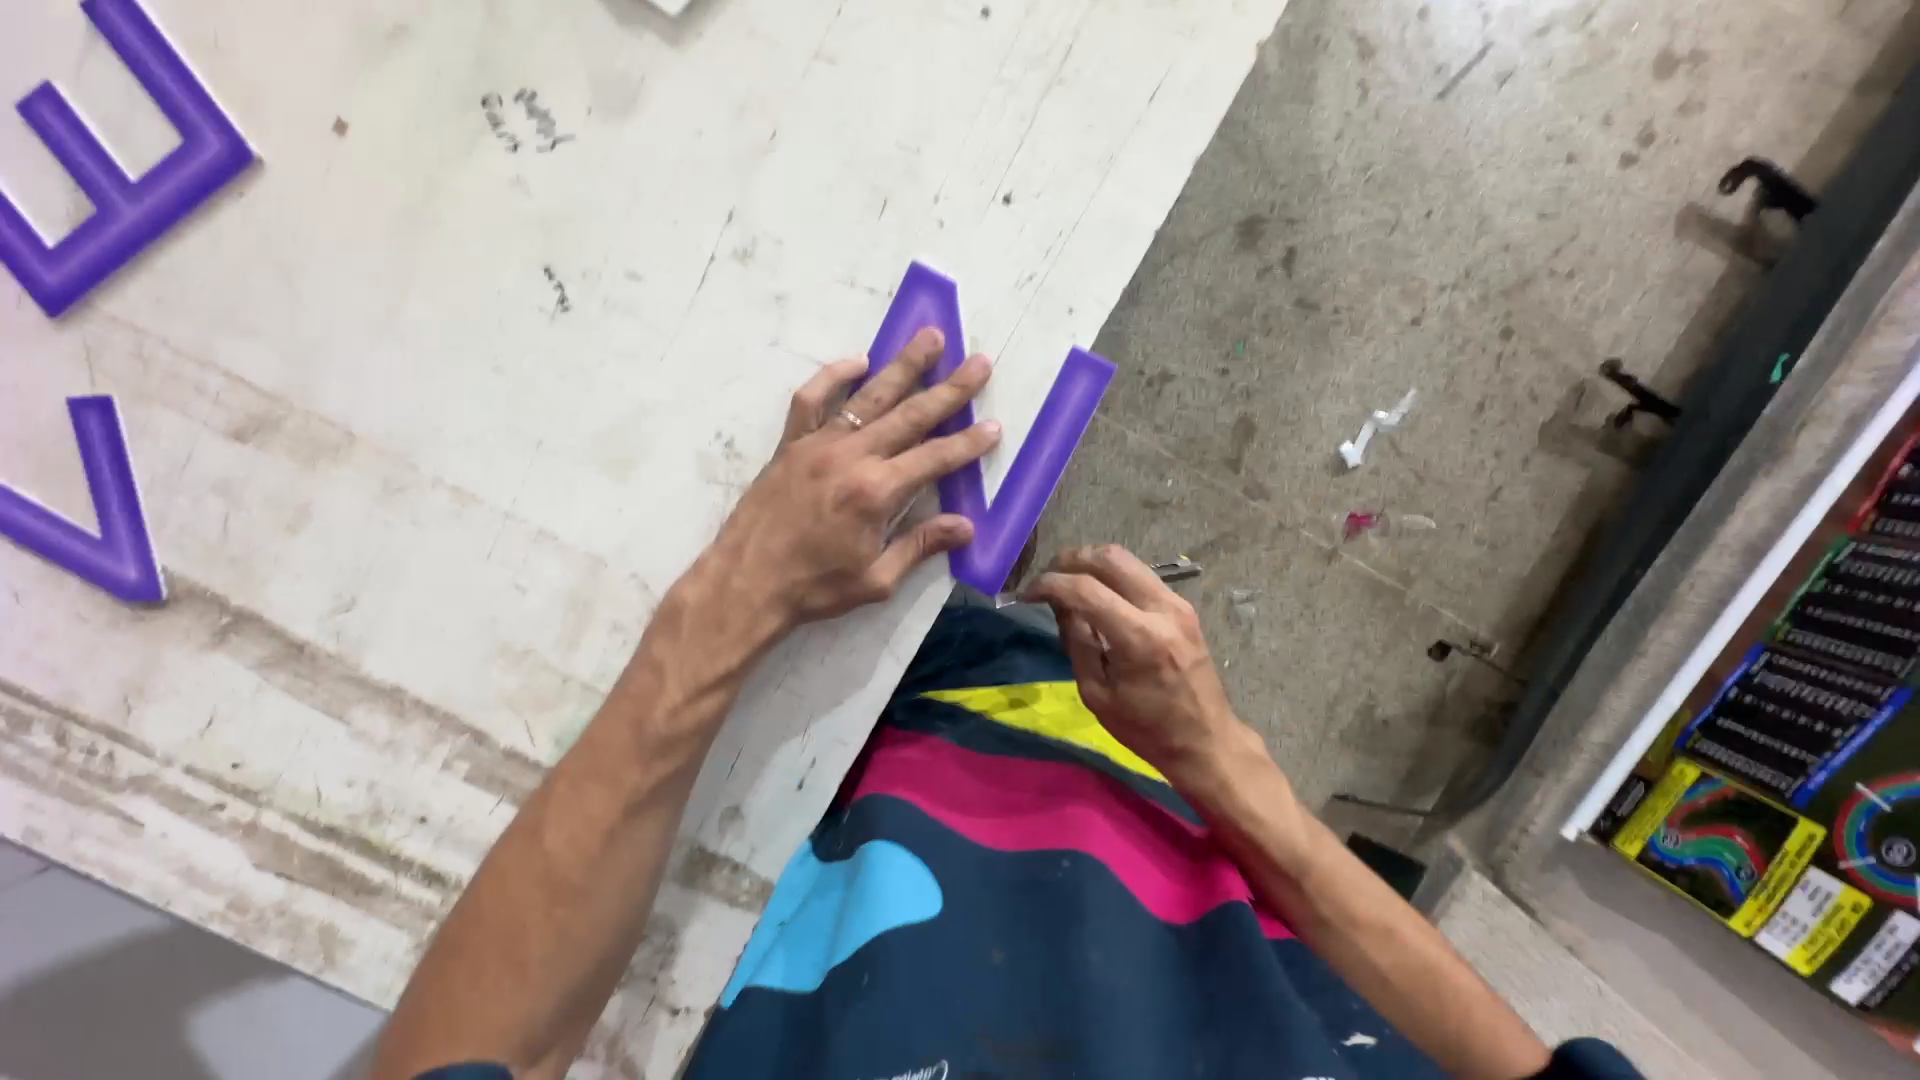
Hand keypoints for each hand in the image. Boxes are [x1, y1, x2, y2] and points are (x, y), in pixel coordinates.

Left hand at [697, 328, 1000, 631]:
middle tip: (979, 362)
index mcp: (876, 493)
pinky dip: (834, 376)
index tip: (994, 425)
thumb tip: (966, 526)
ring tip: (930, 338)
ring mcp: (817, 445)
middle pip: (911, 415)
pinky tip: (858, 361)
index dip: (968, 443)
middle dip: (950, 388)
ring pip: (869, 396)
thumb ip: (920, 545)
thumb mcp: (876, 580)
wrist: (744, 585)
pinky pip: (811, 399)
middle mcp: (851, 457)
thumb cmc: (814, 589)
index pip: (935, 458)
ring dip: (903, 366)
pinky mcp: (790, 444)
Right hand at [1023, 545, 1249, 779]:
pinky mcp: (1182, 606)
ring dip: (1090, 563)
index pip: (1085, 589)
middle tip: (1046, 577)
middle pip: (1109, 557)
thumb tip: (1061, 605)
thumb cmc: (1146, 728)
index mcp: (1139, 638)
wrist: (1205, 740)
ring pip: (1126, 559)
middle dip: (1069, 560)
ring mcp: (1177, 603)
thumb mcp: (1096, 694)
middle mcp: (1162, 609)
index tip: (1026, 594)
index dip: (1048, 584)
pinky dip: (1111, 575)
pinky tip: (1094, 594)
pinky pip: (1139, 575)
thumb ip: (1077, 642)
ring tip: (1066, 582)